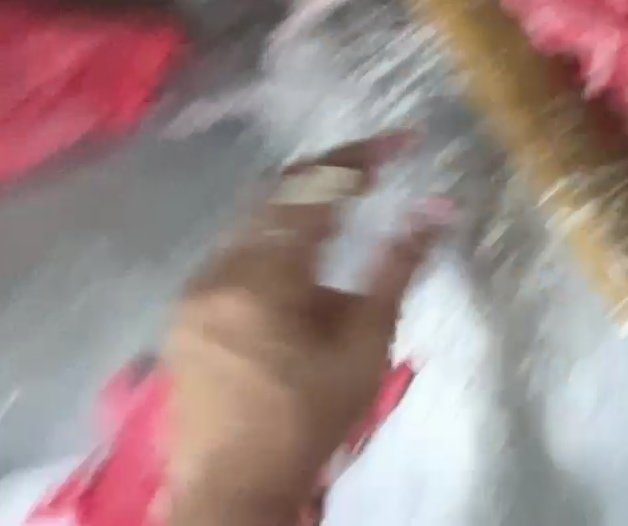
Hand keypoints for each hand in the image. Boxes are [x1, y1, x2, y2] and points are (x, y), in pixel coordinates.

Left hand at [163, 136, 442, 524]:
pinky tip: (310, 242)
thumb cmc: (313, 410)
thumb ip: (400, 263)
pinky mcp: (188, 315)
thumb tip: (439, 206)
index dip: (362, 157)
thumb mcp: (369, 337)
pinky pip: (239, 248)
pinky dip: (281, 229)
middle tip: (381, 158)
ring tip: (355, 193)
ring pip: (254, 221)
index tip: (405, 140)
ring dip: (306, 199)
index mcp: (263, 278)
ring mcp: (195, 296)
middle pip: (277, 196)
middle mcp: (218, 275)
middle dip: (334, 169)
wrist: (235, 487)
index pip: (315, 192)